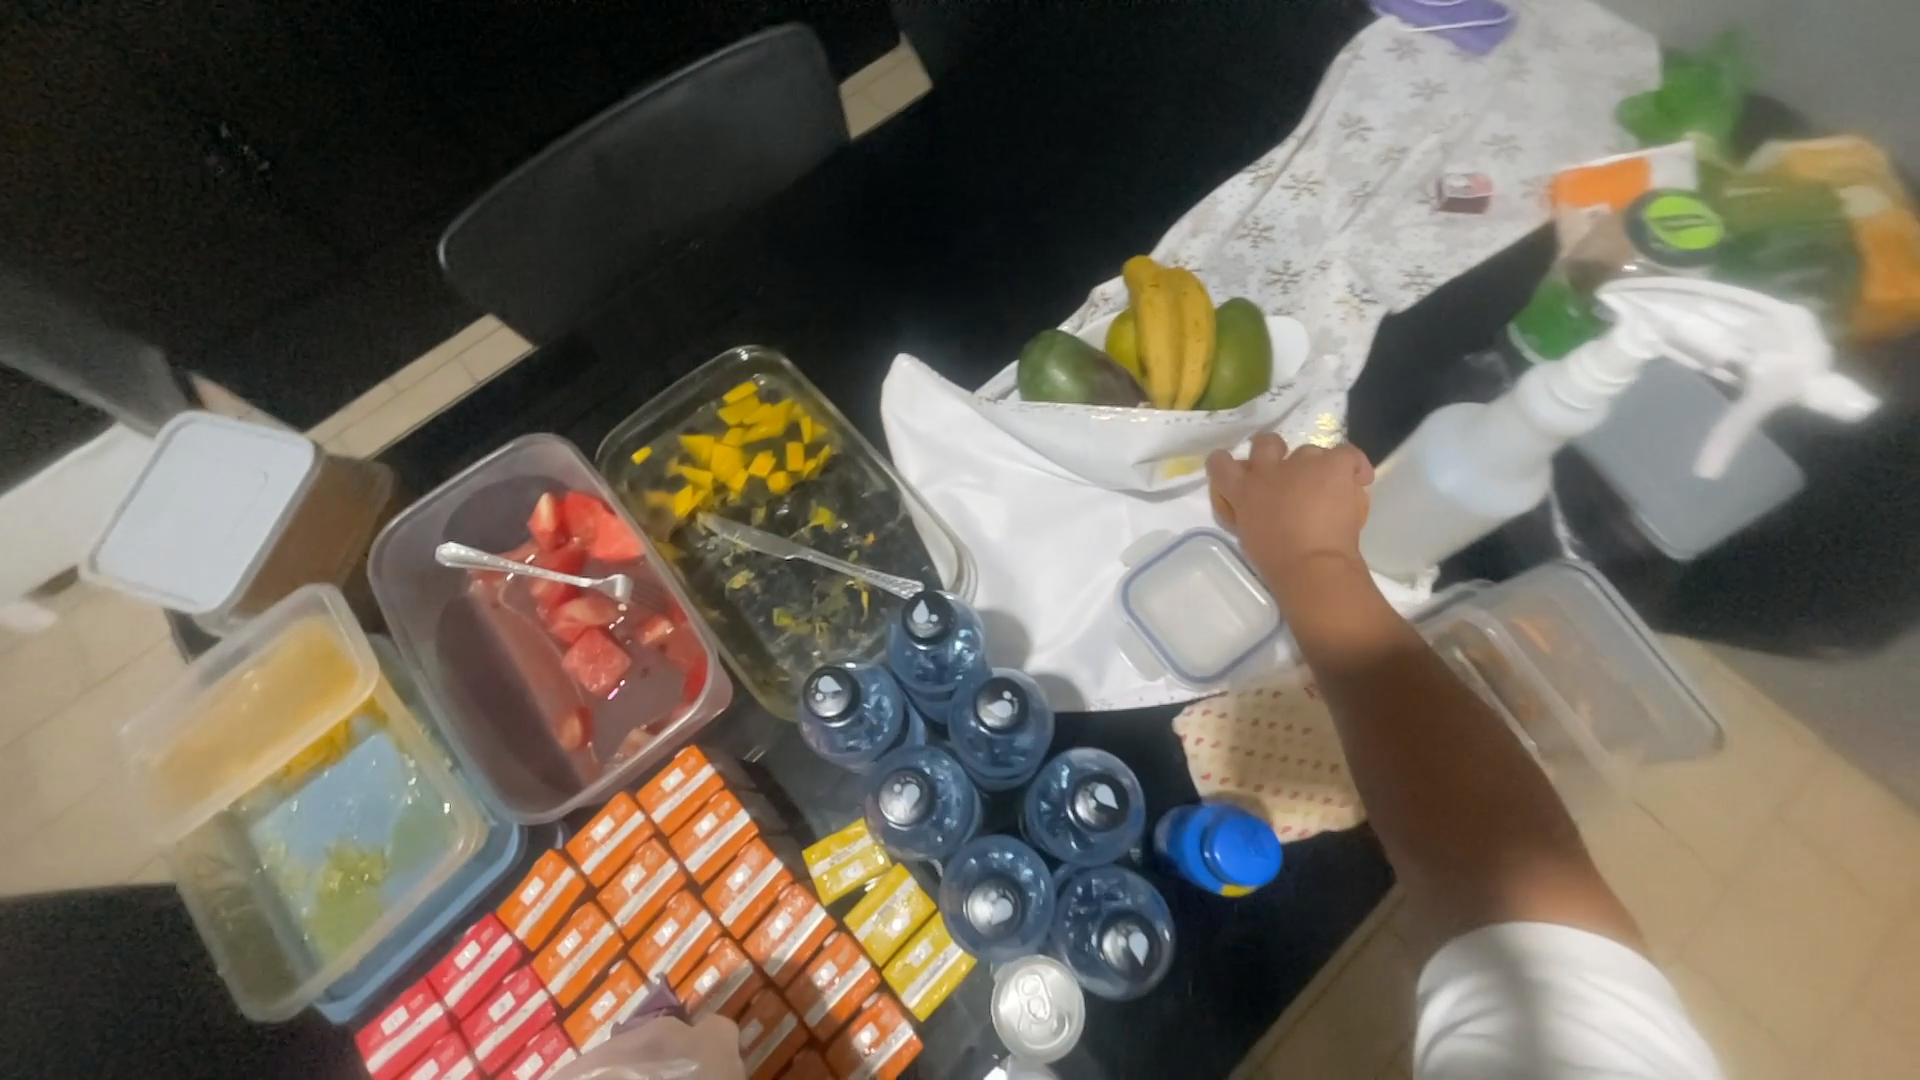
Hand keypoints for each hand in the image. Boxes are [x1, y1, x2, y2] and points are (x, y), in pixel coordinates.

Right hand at [1206, 434, 1374, 593]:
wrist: (1311, 564)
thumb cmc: (1275, 560)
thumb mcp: (1248, 533)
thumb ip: (1249, 512)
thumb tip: (1260, 507)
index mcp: (1242, 490)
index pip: (1221, 463)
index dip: (1226, 463)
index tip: (1237, 471)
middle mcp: (1268, 470)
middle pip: (1266, 442)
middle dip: (1274, 452)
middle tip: (1286, 473)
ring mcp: (1302, 463)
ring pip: (1309, 450)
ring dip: (1314, 466)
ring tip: (1327, 488)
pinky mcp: (1335, 464)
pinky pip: (1346, 453)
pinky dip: (1353, 465)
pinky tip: (1356, 480)